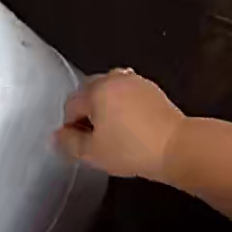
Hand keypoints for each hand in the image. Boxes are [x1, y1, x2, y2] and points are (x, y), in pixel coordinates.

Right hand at [53, 69, 186, 180]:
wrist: (172, 144)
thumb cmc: (130, 149)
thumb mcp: (91, 153)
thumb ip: (69, 142)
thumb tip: (59, 135)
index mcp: (98, 89)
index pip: (71, 104)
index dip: (70, 125)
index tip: (77, 142)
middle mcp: (116, 78)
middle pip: (90, 92)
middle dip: (87, 112)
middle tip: (93, 138)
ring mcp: (135, 80)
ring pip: (110, 90)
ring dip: (105, 107)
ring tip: (111, 132)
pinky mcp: (151, 87)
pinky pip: (128, 92)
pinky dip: (123, 104)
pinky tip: (129, 125)